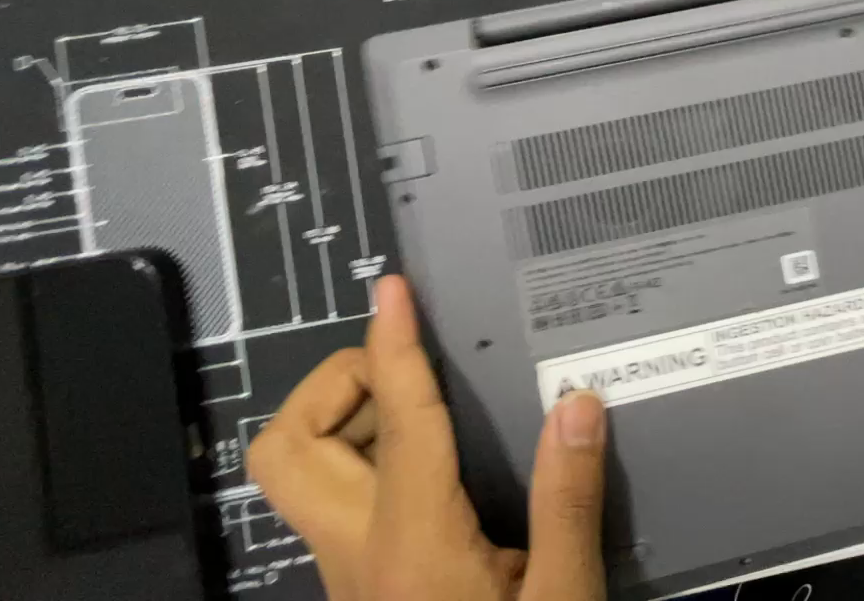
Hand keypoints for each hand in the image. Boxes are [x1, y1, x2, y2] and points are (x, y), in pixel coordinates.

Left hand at [248, 276, 609, 600]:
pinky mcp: (365, 579)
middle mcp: (361, 552)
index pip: (399, 420)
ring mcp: (352, 569)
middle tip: (406, 366)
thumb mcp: (562, 596)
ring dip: (348, 417)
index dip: (394, 345)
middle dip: (334, 384)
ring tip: (429, 405)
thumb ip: (568, 497)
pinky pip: (341, 492)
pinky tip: (444, 456)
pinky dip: (375, 450)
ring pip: (300, 472)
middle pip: (288, 449)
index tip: (391, 292)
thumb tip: (575, 403)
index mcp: (414, 545)